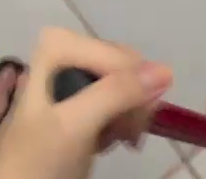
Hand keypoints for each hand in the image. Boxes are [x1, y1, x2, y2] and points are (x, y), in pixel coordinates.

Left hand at [0, 27, 172, 178]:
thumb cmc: (39, 160)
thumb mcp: (77, 125)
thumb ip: (116, 94)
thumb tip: (165, 71)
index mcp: (59, 45)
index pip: (123, 58)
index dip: (135, 94)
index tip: (128, 130)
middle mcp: (65, 51)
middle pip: (125, 69)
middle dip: (131, 105)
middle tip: (121, 136)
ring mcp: (70, 76)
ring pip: (124, 88)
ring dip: (126, 118)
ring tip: (110, 141)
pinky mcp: (77, 102)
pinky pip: (115, 104)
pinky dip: (117, 125)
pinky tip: (106, 142)